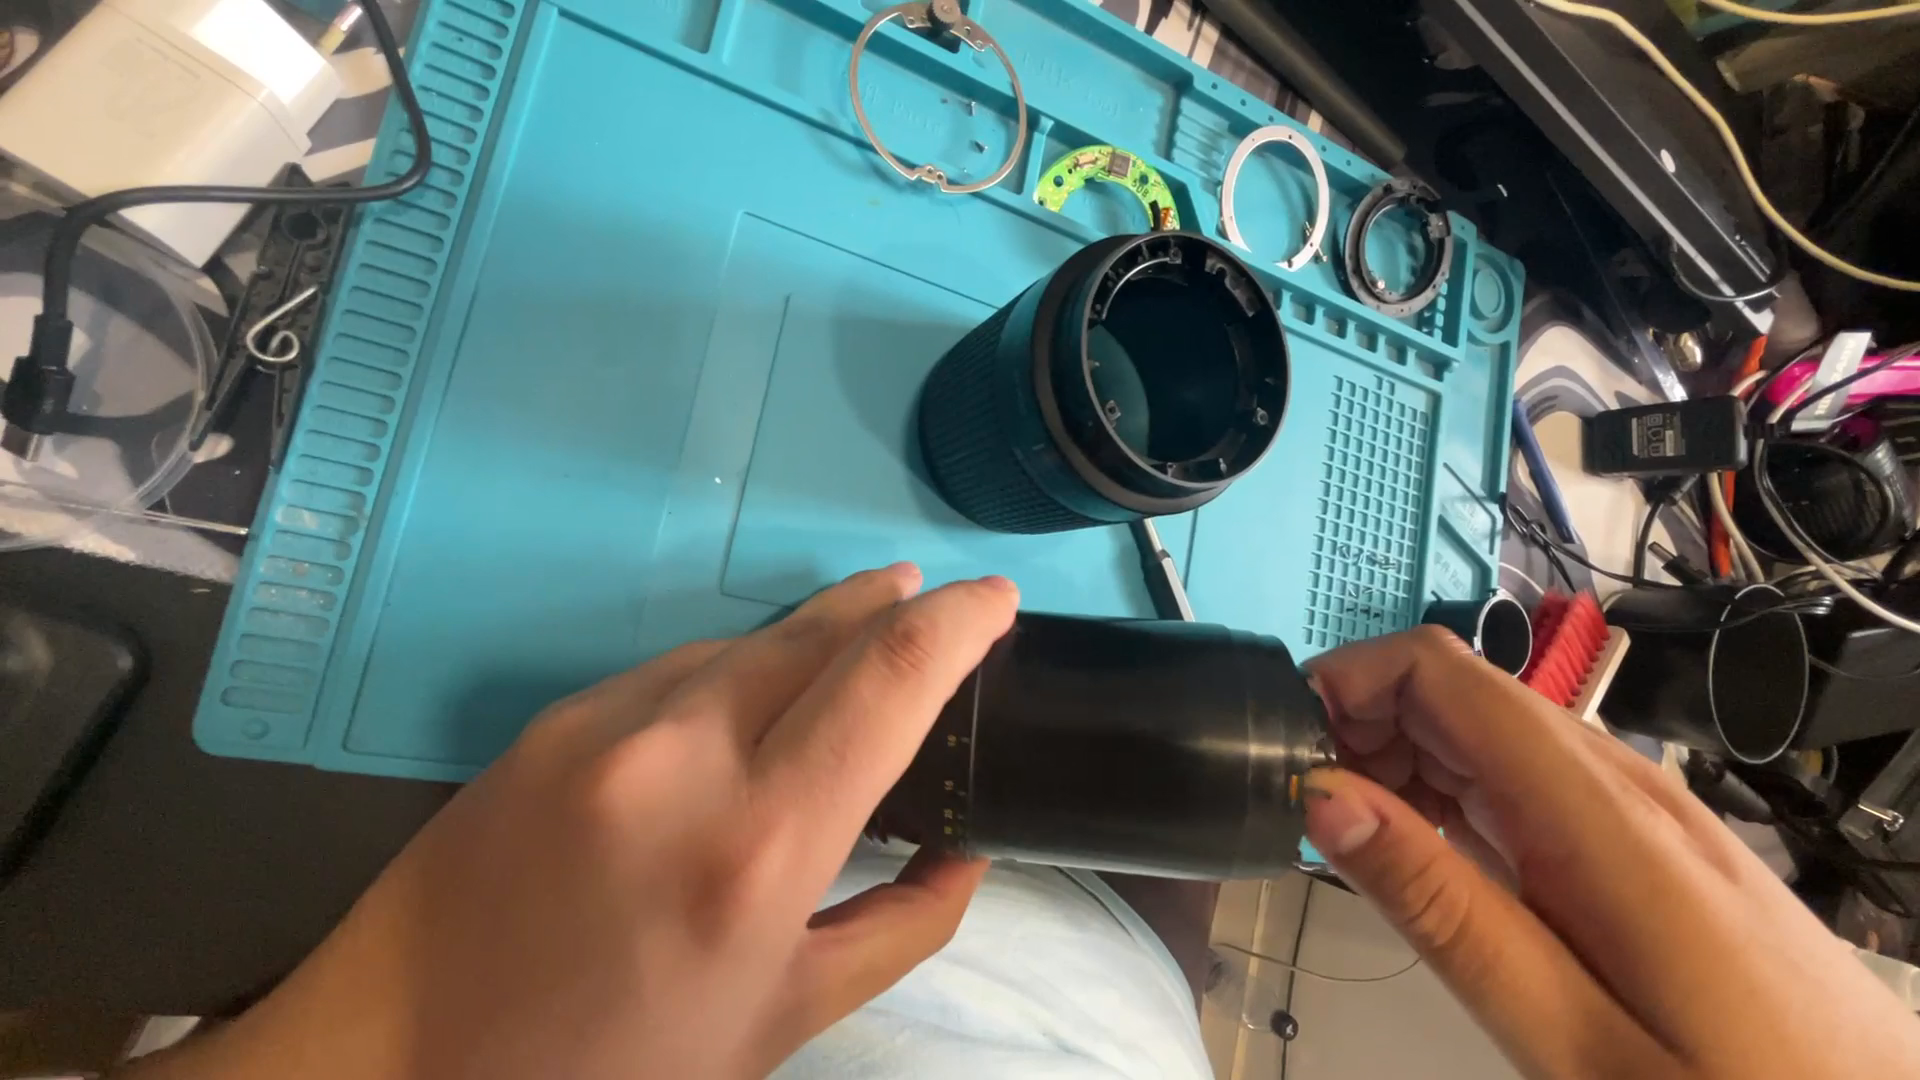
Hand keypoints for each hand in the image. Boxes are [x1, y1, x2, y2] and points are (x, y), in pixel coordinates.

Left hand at [129, 564, 1018, 1079]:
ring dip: (826, 628)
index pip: (889, 677)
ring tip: (865, 635)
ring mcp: (612, 719)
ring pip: (756, 637)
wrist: (392, 1071)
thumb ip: (903, 925)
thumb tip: (967, 850)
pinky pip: (688, 664)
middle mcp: (687, 751)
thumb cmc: (614, 1068)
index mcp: (761, 841)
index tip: (998, 600)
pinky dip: (747, 663)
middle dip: (898, 603)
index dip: (959, 621)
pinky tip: (755, 692)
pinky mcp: (560, 713)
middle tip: (940, 605)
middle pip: (826, 629)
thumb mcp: (784, 1019)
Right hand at [1299, 626, 1919, 1078]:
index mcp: (1590, 806)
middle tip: (1316, 811)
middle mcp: (1611, 777)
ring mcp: (1629, 801)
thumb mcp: (1561, 1032)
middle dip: (1359, 723)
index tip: (1294, 754)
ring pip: (1476, 726)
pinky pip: (1512, 771)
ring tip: (1364, 840)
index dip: (1348, 680)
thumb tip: (1319, 792)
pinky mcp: (1633, 831)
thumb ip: (1434, 902)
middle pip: (1451, 687)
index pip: (1439, 668)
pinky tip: (1431, 852)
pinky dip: (1443, 789)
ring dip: (1395, 758)